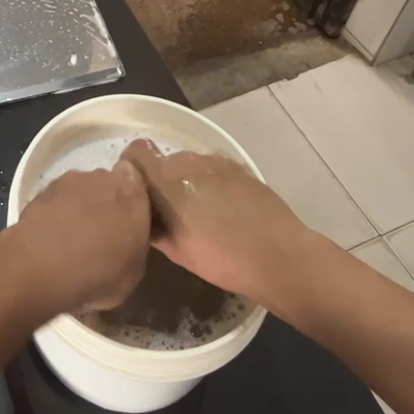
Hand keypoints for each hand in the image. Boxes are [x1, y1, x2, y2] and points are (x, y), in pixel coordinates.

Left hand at [3, 161, 151, 313]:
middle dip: (108, 202)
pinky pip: (61, 196)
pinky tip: (54, 233)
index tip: (130, 220)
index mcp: (134, 195)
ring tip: (73, 235)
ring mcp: (73, 179)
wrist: (44, 263)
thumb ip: (136, 244)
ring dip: (82, 204)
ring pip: (84, 188)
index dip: (134, 200)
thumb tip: (129, 238)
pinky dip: (60, 209)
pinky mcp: (46, 187)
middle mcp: (105, 177)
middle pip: (111, 184)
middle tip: (103, 230)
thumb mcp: (134, 271)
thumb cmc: (100, 272)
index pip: (140, 183)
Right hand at [120, 139, 317, 304]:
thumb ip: (156, 229)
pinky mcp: (238, 166)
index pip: (137, 153)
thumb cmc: (224, 260)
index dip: (132, 166)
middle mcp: (188, 162)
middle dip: (162, 181)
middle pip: (163, 161)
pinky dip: (210, 181)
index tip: (137, 189)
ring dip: (187, 180)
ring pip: (189, 164)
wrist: (281, 256)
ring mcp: (215, 161)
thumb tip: (144, 218)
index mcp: (168, 182)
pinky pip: (212, 167)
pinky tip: (223, 206)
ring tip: (201, 209)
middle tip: (171, 210)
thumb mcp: (180, 252)